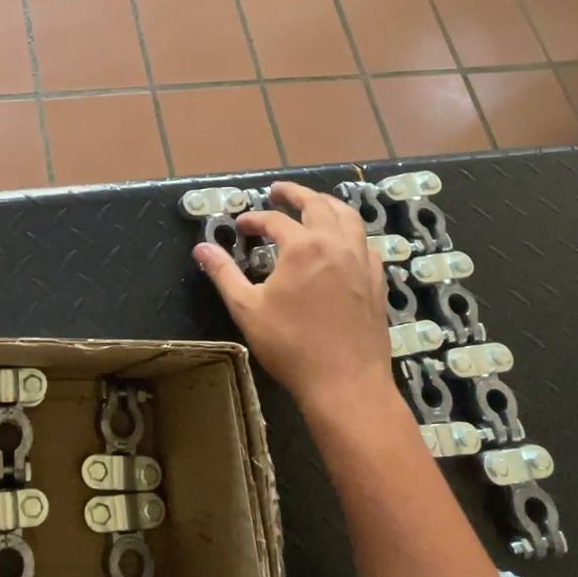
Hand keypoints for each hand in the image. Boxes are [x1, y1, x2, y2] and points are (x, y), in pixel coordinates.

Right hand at [194, 181, 391, 405]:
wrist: (347, 385)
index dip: (255, 219)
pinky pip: (365, 244)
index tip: (241, 227)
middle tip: (279, 191)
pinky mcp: (376, 282)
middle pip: (318, 205)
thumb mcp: (247, 309)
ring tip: (313, 204)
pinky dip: (350, 233)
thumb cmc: (291, 346)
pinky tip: (342, 243)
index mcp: (303, 247)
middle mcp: (335, 245)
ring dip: (328, 205)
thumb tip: (202, 248)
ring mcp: (361, 263)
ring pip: (349, 218)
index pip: (275, 220)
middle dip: (295, 194)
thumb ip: (224, 273)